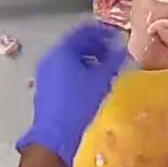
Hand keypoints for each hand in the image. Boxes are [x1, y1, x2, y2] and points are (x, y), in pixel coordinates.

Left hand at [16, 23, 128, 166]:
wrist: (55, 135)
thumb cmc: (77, 105)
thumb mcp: (100, 81)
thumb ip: (112, 62)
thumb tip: (122, 50)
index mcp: (62, 51)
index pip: (83, 30)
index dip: (102, 31)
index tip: (115, 36)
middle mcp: (51, 58)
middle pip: (75, 44)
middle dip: (96, 46)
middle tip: (113, 53)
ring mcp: (46, 73)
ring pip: (70, 58)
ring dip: (88, 59)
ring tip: (105, 68)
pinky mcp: (46, 87)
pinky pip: (64, 71)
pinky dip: (79, 70)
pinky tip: (91, 82)